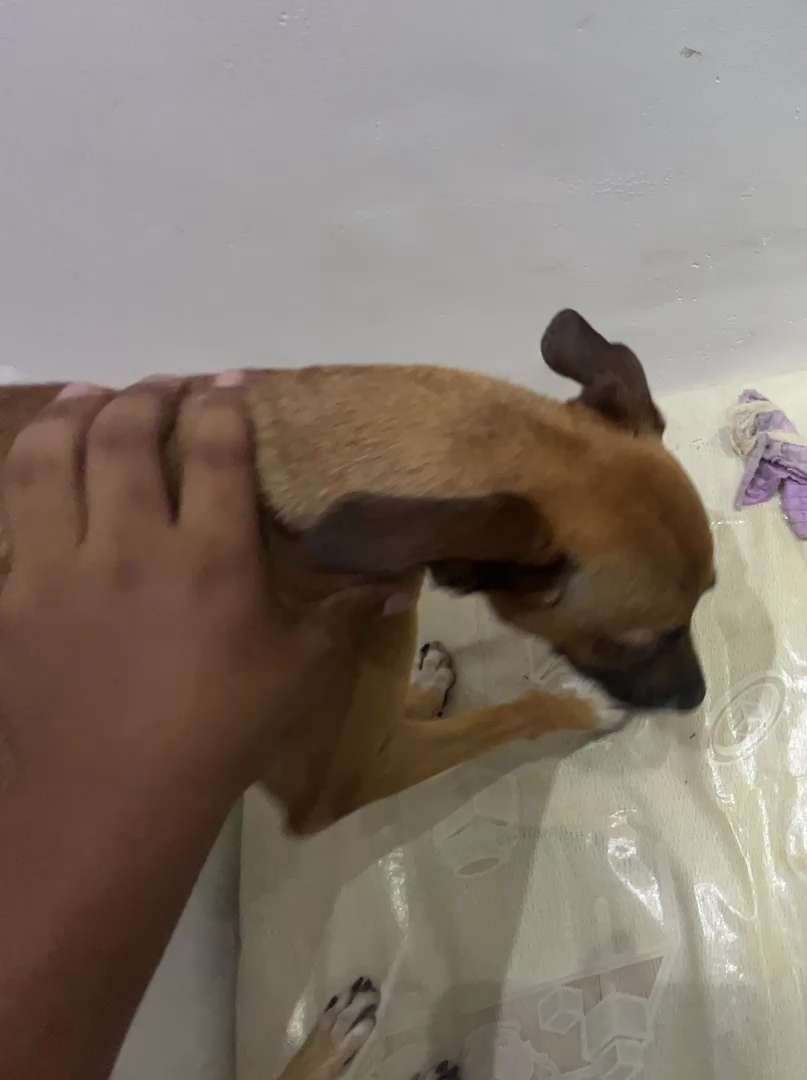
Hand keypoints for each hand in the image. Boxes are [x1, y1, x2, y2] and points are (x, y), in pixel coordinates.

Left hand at [0, 376, 396, 796]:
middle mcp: (129, 546)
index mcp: (212, 559)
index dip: (223, 409)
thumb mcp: (303, 662)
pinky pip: (9, 513)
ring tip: (92, 394)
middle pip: (123, 445)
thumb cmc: (227, 719)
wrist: (110, 786)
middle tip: (165, 382)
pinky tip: (39, 462)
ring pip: (45, 464)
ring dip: (70, 418)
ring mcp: (55, 567)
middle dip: (144, 399)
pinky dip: (23, 471)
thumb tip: (402, 586)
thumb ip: (346, 611)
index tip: (232, 378)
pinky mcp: (8, 595)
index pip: (215, 459)